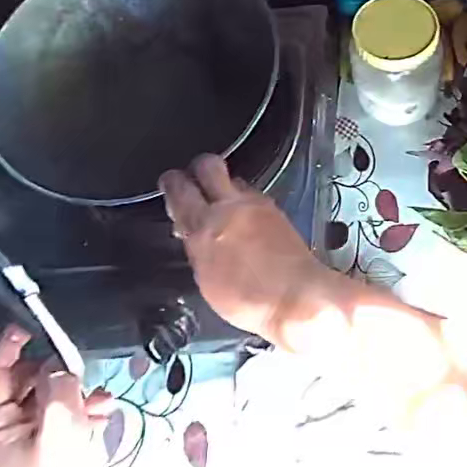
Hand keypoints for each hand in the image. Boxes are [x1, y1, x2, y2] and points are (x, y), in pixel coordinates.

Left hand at [0, 325, 114, 466]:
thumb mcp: (61, 432)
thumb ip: (59, 388)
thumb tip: (60, 363)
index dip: (10, 345)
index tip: (30, 322)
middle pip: (16, 388)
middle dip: (53, 374)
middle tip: (84, 371)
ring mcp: (4, 456)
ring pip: (35, 405)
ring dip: (68, 396)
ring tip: (98, 401)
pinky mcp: (22, 466)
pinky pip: (43, 426)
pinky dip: (68, 417)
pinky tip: (96, 417)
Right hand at [159, 154, 336, 340]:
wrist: (296, 295)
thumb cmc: (249, 300)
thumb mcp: (207, 281)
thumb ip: (197, 248)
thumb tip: (192, 234)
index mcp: (205, 228)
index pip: (180, 190)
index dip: (171, 182)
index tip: (169, 181)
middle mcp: (230, 208)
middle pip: (208, 166)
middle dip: (198, 167)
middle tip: (194, 179)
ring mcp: (256, 204)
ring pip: (233, 179)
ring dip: (224, 188)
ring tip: (222, 206)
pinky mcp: (275, 208)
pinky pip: (252, 194)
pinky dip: (243, 201)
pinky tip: (244, 218)